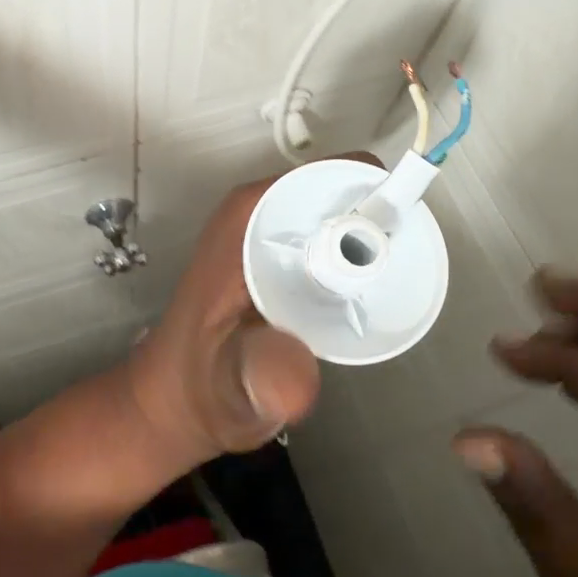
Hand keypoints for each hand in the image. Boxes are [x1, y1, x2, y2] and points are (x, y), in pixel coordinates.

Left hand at [125, 155, 381, 457]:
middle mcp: (258, 210)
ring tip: (377, 297)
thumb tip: (300, 378)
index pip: (330, 178)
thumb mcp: (233, 386)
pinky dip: (355, 261)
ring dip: (371, 246)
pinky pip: (332, 235)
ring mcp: (268, 229)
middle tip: (390, 285)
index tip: (399, 251)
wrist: (178, 398)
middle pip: (344, 191)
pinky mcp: (278, 250)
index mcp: (247, 218)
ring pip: (342, 213)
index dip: (375, 203)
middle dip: (379, 229)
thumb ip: (265, 377)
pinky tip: (359, 301)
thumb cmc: (200, 387)